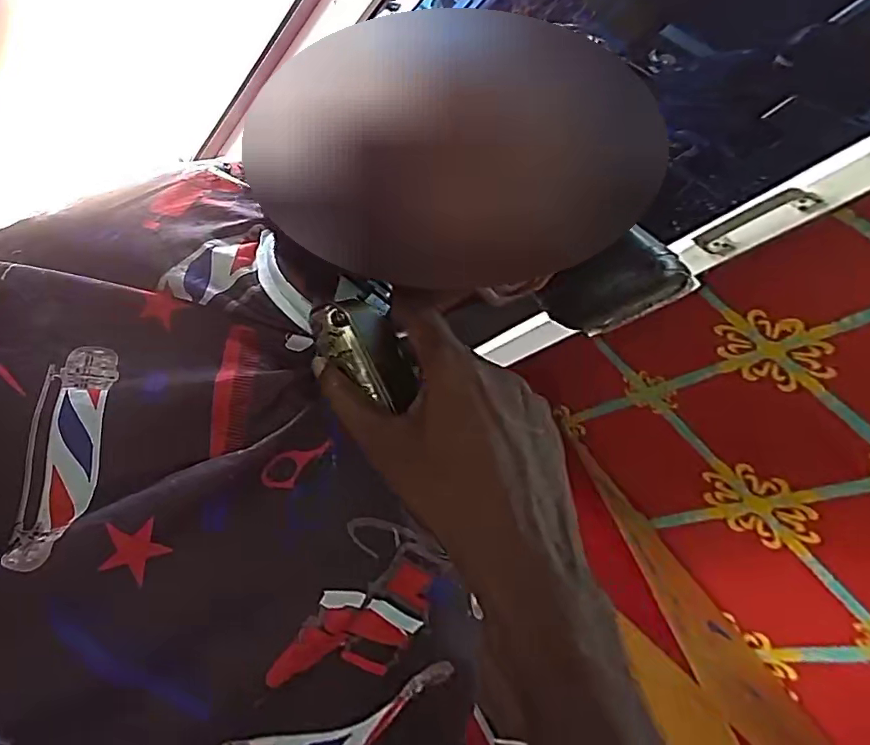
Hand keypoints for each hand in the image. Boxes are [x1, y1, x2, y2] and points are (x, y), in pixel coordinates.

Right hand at [318, 292, 587, 594]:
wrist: (524, 558)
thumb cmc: (445, 497)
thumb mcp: (383, 446)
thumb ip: (346, 398)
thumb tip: (323, 366)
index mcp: (455, 371)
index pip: (421, 316)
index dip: (394, 310)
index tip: (374, 320)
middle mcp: (496, 374)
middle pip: (445, 350)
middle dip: (415, 362)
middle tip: (393, 392)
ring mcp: (527, 398)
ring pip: (474, 376)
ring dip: (448, 387)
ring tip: (431, 427)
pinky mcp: (546, 423)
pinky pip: (501, 399)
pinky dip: (479, 407)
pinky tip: (470, 447)